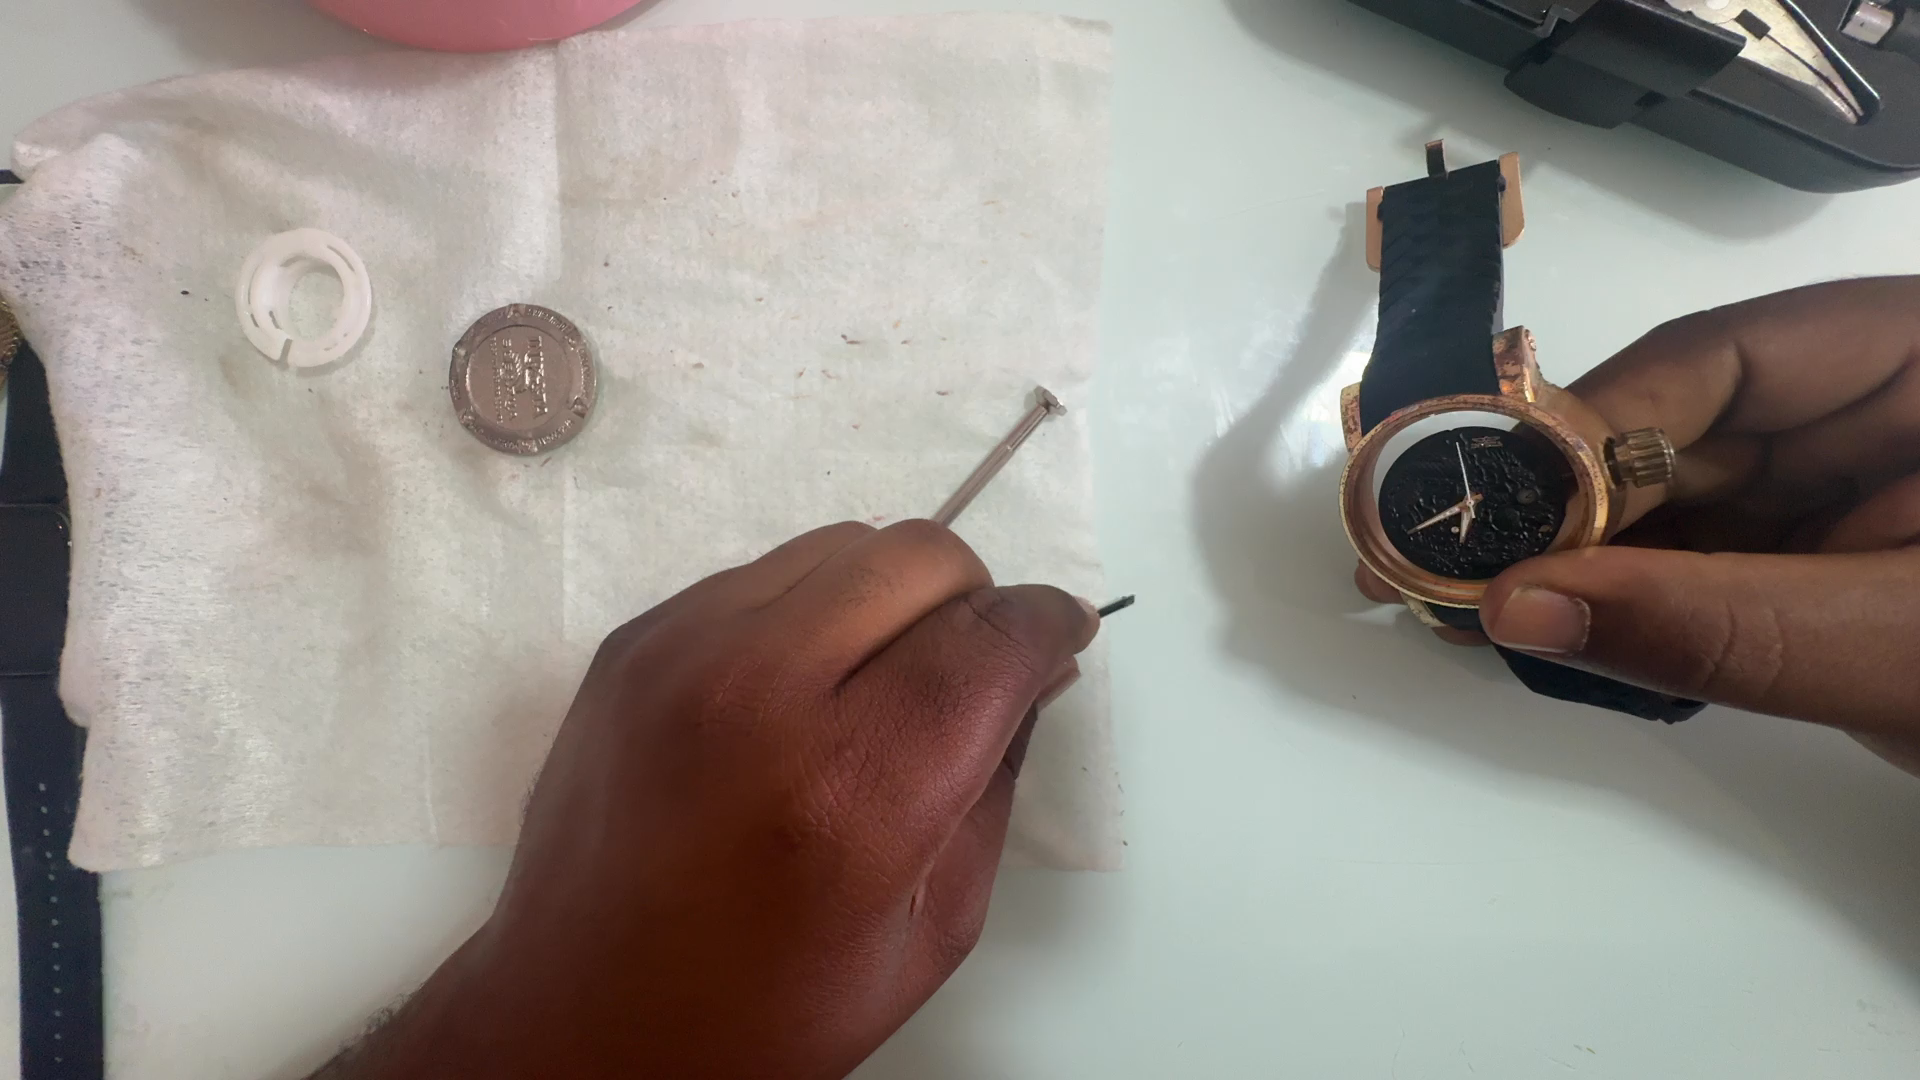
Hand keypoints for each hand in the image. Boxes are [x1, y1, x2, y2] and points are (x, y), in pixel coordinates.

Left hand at [318, 520, 1096, 1079]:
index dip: (1045, 620)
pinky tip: (800, 678)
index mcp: (854, 790)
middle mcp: (761, 691)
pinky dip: (818, 602)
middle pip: (923, 556)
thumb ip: (999, 773)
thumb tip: (1037, 668)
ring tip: (878, 670)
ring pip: (848, 540)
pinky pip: (772, 568)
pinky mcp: (638, 634)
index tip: (1063, 630)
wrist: (576, 1019)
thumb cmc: (773, 1002)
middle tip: (966, 662)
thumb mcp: (935, 921)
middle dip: (974, 596)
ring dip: (895, 590)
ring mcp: (684, 647)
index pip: (988, 642)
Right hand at [1357, 278, 1919, 758]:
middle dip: (1546, 511)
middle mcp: (1857, 408)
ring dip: (1552, 562)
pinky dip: (1593, 598)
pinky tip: (1521, 620)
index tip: (1485, 507)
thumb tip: (1513, 608)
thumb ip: (1717, 622)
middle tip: (1433, 565)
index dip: (1584, 428)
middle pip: (1656, 437)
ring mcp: (1813, 487)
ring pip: (1642, 505)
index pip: (1719, 361)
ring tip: (1452, 602)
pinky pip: (1659, 560)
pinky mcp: (1779, 554)